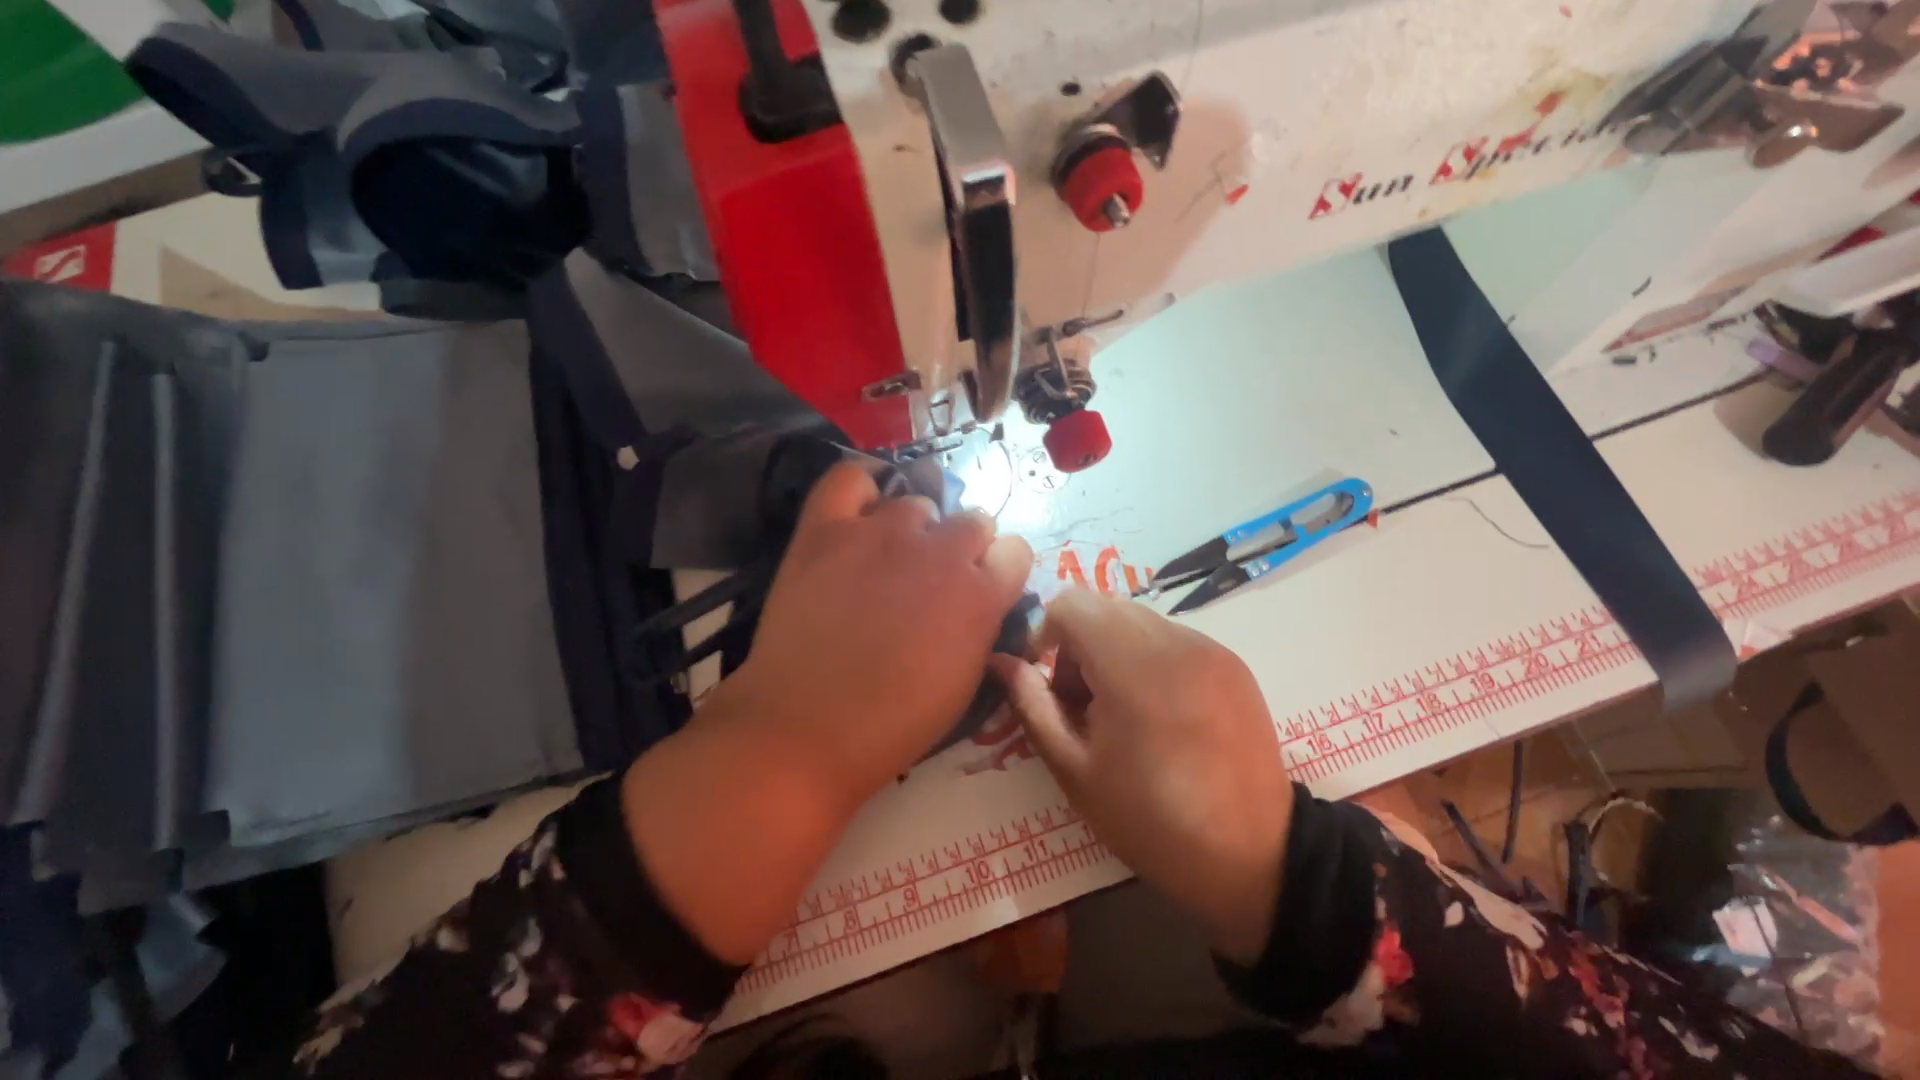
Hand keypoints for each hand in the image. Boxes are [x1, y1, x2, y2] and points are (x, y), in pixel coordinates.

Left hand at [623, 463, 1031, 963]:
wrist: (803, 730)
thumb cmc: (892, 726)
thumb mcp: (964, 683)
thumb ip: (981, 627)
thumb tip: (980, 600)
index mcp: (980, 594)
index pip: (1014, 551)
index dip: (999, 571)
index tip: (983, 590)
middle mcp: (940, 550)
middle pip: (972, 521)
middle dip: (962, 549)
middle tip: (932, 584)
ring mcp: (880, 533)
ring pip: (915, 504)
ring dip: (913, 530)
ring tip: (888, 561)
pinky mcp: (826, 529)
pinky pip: (850, 478)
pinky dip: (861, 487)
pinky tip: (862, 507)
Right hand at [989, 589, 1292, 964]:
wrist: (1250, 855)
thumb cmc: (1149, 820)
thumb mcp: (1074, 769)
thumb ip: (1032, 704)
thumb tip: (1001, 660)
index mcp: (1132, 666)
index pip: (1070, 603)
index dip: (1046, 634)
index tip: (1049, 684)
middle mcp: (1175, 641)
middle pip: (1104, 607)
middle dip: (1079, 645)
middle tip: (1084, 708)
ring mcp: (1210, 649)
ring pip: (1140, 621)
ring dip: (1115, 651)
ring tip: (1124, 715)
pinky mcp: (1233, 663)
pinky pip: (1175, 640)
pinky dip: (1152, 661)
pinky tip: (1162, 716)